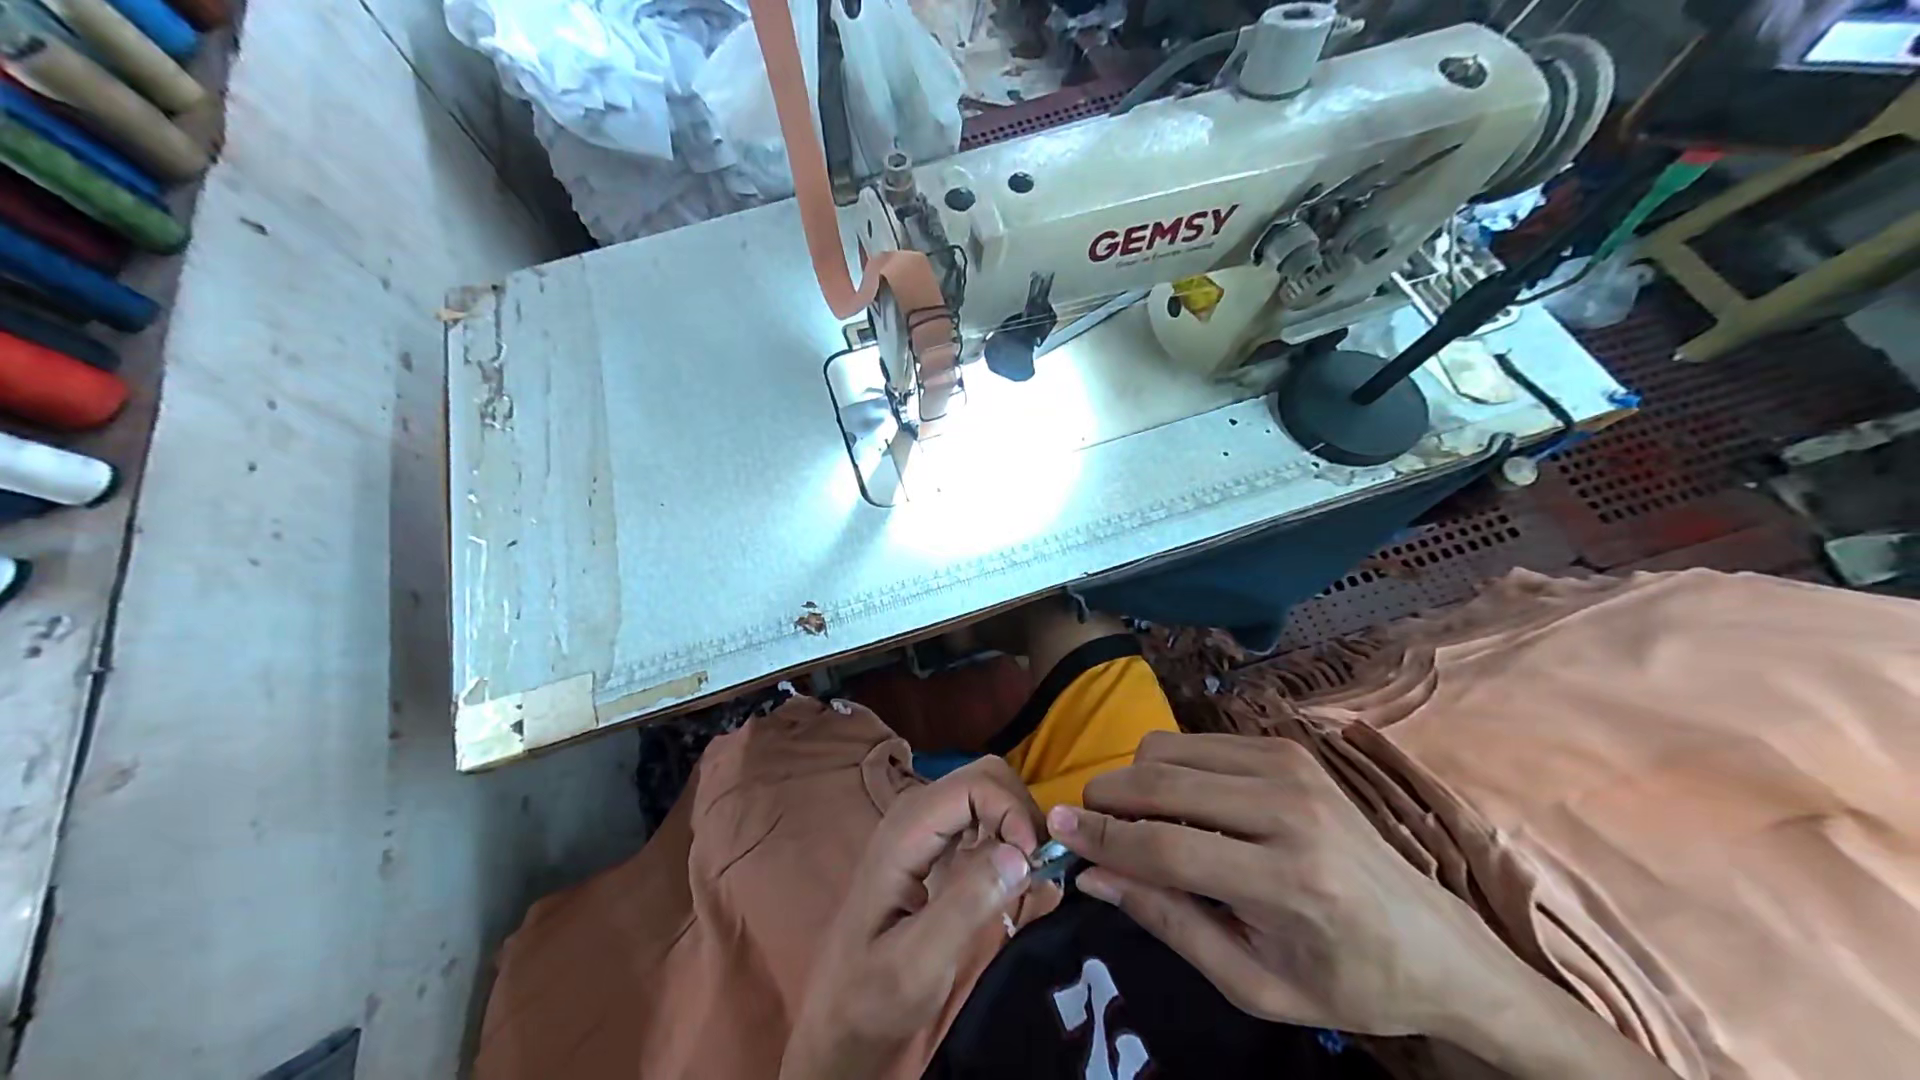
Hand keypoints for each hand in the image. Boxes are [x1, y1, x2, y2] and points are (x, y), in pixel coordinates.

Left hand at [781, 756, 1045, 1079]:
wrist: (842, 1017)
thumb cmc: (873, 995)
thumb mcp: (918, 965)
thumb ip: (965, 906)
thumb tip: (1020, 854)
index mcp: (904, 833)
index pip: (973, 784)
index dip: (1012, 811)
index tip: (1034, 862)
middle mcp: (912, 815)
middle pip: (982, 777)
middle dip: (1019, 810)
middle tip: (1039, 864)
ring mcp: (922, 827)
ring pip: (984, 792)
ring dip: (1016, 821)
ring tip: (1032, 871)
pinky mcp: (933, 846)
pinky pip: (979, 817)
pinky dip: (1006, 834)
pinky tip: (1013, 874)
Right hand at [1046, 731, 1517, 1037]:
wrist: (1436, 943)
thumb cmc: (1345, 979)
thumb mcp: (1251, 983)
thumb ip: (1167, 921)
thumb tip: (1091, 875)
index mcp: (1289, 881)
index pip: (1166, 847)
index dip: (1100, 838)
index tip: (1052, 829)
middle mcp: (1289, 806)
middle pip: (1159, 783)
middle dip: (1105, 801)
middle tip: (1088, 830)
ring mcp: (1289, 765)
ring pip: (1166, 750)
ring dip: (1134, 782)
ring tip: (1142, 826)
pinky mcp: (1286, 746)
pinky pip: (1192, 741)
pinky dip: (1167, 770)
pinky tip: (1182, 807)